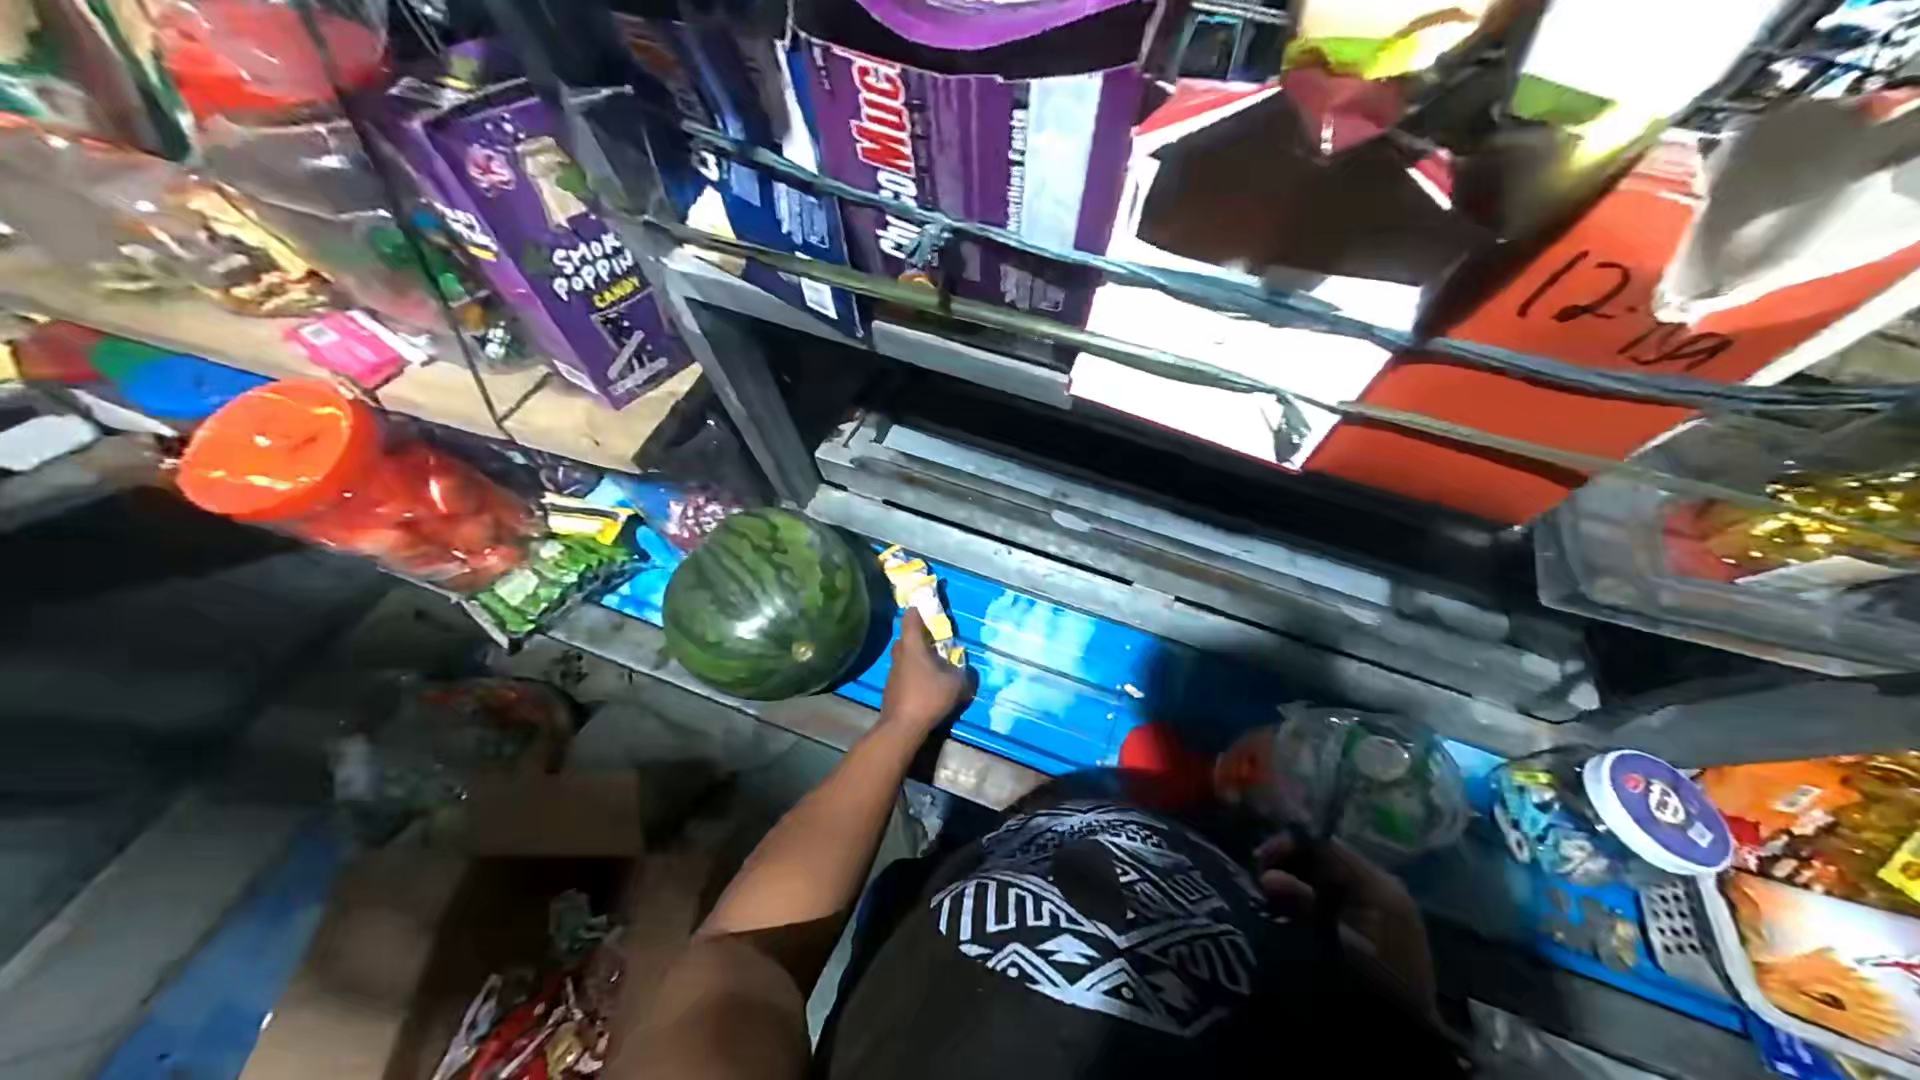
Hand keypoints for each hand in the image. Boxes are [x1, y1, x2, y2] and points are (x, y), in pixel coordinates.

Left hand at [879, 608, 968, 734]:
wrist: (902, 727)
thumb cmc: (928, 697)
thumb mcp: (956, 684)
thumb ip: (963, 672)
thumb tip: (964, 668)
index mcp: (912, 645)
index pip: (910, 618)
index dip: (919, 610)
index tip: (929, 609)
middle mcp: (899, 654)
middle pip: (906, 637)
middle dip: (919, 636)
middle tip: (936, 641)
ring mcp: (892, 672)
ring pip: (904, 656)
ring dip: (916, 657)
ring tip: (934, 665)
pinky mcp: (891, 688)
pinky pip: (903, 673)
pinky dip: (913, 673)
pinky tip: (925, 685)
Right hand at [1255, 832, 1436, 1009]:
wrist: (1404, 1036)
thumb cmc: (1367, 981)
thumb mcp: (1330, 939)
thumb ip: (1301, 902)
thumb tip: (1266, 877)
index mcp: (1375, 883)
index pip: (1324, 845)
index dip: (1288, 846)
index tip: (1259, 860)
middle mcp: (1380, 886)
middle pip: (1324, 859)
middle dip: (1289, 864)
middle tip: (1260, 881)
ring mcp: (1382, 907)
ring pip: (1327, 877)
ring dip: (1295, 882)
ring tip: (1270, 898)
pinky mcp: (1376, 927)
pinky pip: (1335, 897)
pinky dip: (1309, 899)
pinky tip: (1290, 913)